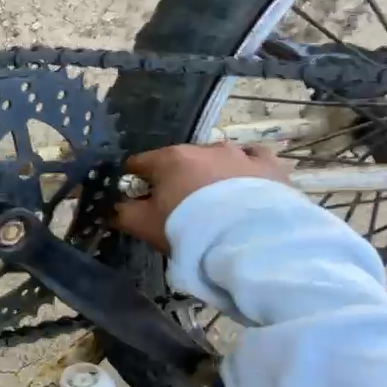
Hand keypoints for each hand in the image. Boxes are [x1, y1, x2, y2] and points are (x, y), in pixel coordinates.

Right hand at [113, 142, 290, 250]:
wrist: (251, 238)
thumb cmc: (186, 226)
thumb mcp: (139, 223)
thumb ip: (121, 211)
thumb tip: (116, 206)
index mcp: (169, 159)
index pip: (137, 162)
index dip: (132, 180)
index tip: (134, 197)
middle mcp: (204, 149)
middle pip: (178, 159)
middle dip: (173, 176)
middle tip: (174, 201)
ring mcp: (241, 154)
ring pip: (215, 157)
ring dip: (208, 171)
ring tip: (211, 196)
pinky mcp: (271, 165)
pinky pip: (251, 159)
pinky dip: (242, 167)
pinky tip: (242, 181)